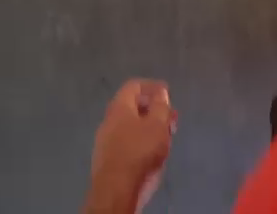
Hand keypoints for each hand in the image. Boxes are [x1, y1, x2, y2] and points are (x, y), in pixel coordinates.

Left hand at [86, 79, 175, 213]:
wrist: (116, 190)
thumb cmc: (139, 151)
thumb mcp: (158, 124)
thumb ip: (161, 105)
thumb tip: (160, 93)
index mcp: (119, 106)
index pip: (134, 86)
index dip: (152, 87)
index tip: (167, 93)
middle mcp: (109, 120)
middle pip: (132, 107)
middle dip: (153, 111)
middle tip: (170, 119)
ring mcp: (105, 142)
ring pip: (130, 128)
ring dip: (148, 129)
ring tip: (165, 138)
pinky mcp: (108, 161)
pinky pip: (127, 144)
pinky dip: (141, 144)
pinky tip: (152, 155)